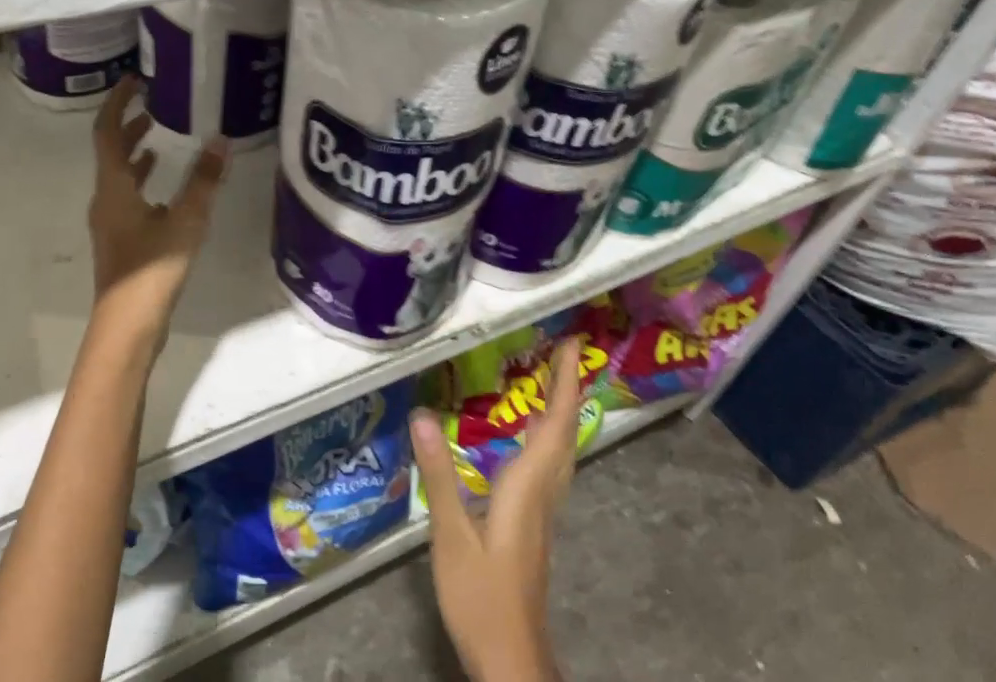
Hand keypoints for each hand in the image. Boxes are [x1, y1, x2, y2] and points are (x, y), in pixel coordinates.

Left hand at [87, 77, 228, 335]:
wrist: (128, 324)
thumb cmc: (152, 268)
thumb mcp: (186, 221)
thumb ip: (203, 180)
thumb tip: (220, 140)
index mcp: (113, 188)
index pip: (106, 132)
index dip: (117, 103)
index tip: (134, 81)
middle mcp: (105, 200)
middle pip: (110, 154)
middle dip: (128, 127)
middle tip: (154, 108)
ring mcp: (110, 224)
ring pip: (119, 179)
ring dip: (135, 156)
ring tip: (159, 142)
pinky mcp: (121, 243)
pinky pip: (128, 200)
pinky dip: (143, 185)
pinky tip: (166, 194)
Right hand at [411, 338, 582, 681]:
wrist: (510, 654)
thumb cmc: (480, 595)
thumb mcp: (451, 534)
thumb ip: (440, 474)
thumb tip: (423, 415)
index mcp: (527, 489)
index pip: (553, 425)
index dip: (564, 383)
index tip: (572, 344)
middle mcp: (543, 495)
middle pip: (564, 434)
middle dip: (567, 390)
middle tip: (562, 352)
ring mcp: (542, 513)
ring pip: (561, 453)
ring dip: (560, 413)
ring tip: (550, 383)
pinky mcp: (532, 526)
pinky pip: (549, 468)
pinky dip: (547, 439)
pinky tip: (528, 441)